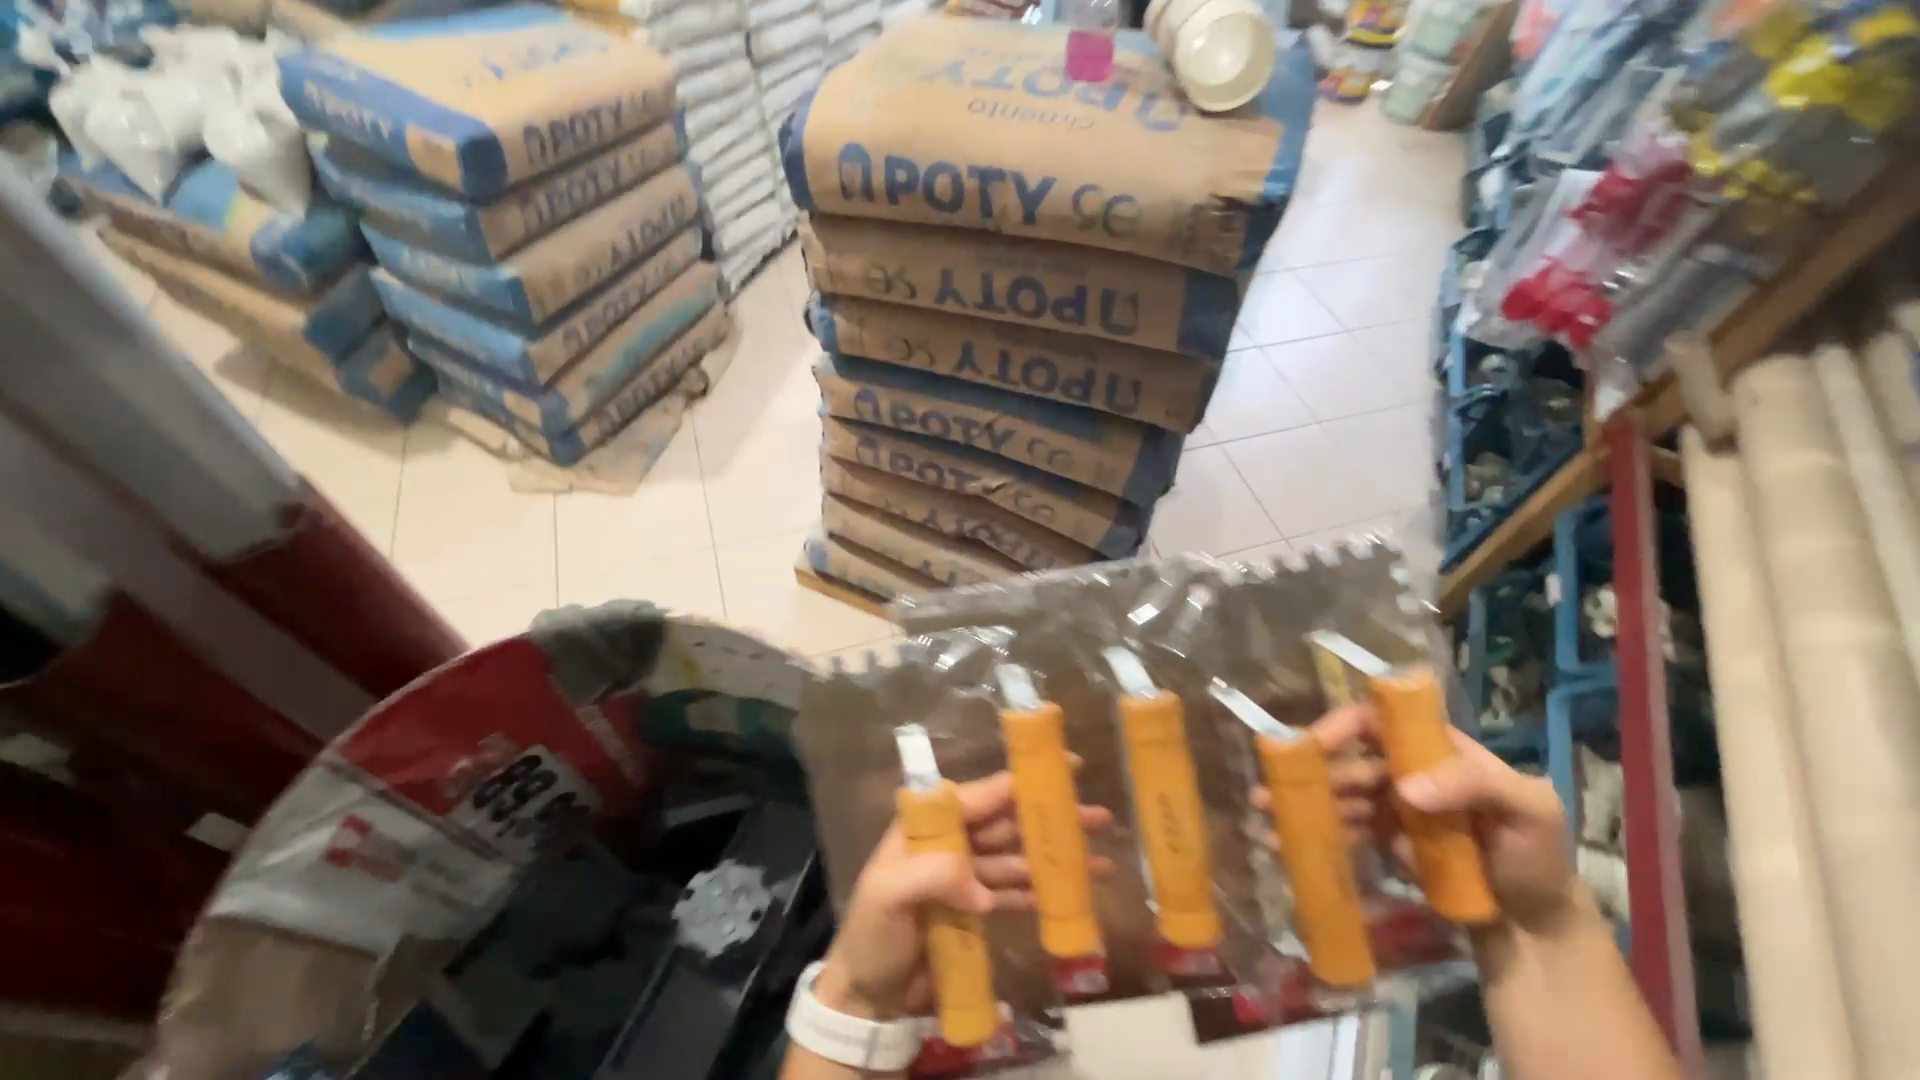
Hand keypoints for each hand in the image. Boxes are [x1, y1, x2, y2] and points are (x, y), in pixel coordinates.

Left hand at [816, 770, 1114, 1020]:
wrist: (866, 994)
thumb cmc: (872, 935)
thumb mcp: (888, 896)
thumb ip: (934, 875)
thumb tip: (982, 890)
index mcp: (929, 826)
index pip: (980, 795)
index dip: (1021, 782)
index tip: (1064, 770)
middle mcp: (952, 843)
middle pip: (1008, 823)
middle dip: (1051, 819)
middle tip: (1099, 818)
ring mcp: (966, 876)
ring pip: (1019, 857)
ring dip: (1056, 857)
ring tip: (1101, 860)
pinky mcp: (977, 908)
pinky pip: (1015, 893)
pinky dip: (1043, 891)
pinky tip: (1074, 892)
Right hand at [1252, 708, 1581, 937]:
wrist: (1534, 922)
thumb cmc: (1536, 854)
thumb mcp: (1529, 809)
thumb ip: (1475, 784)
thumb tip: (1406, 789)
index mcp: (1435, 748)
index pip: (1380, 720)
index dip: (1343, 725)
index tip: (1315, 744)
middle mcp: (1405, 768)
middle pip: (1347, 758)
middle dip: (1308, 769)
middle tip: (1273, 786)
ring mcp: (1389, 805)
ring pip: (1335, 792)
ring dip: (1299, 799)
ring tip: (1265, 815)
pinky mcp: (1381, 839)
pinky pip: (1340, 828)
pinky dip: (1311, 833)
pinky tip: (1282, 842)